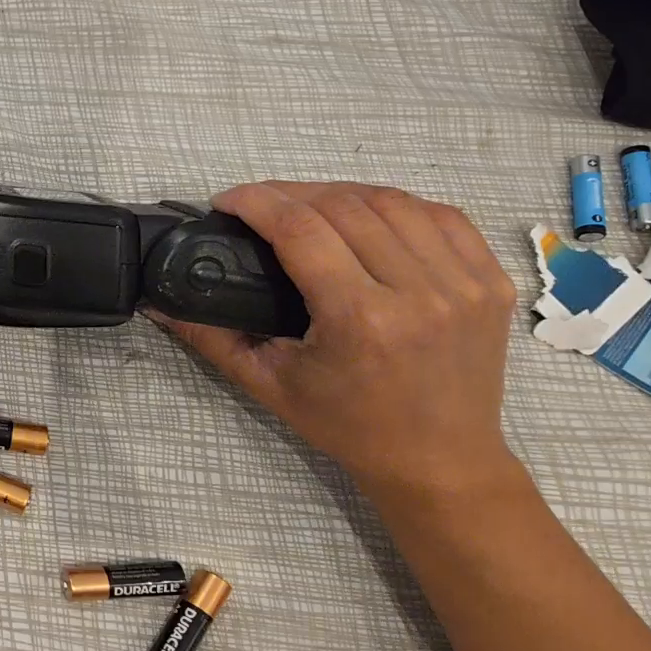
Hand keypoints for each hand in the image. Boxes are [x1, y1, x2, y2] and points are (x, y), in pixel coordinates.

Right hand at [152, 182, 518, 500]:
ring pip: (394, 201)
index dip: (259, 202)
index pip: (303, 230)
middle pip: (346, 206)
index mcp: (360, 320)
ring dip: (339, 192)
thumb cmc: (345, 424)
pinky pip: (441, 215)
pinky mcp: (493, 280)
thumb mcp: (267, 383)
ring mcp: (465, 283)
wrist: (437, 458)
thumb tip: (158, 304)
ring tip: (304, 205)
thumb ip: (210, 337)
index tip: (227, 199)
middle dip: (291, 193)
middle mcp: (420, 292)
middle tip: (257, 203)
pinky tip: (364, 214)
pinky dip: (395, 204)